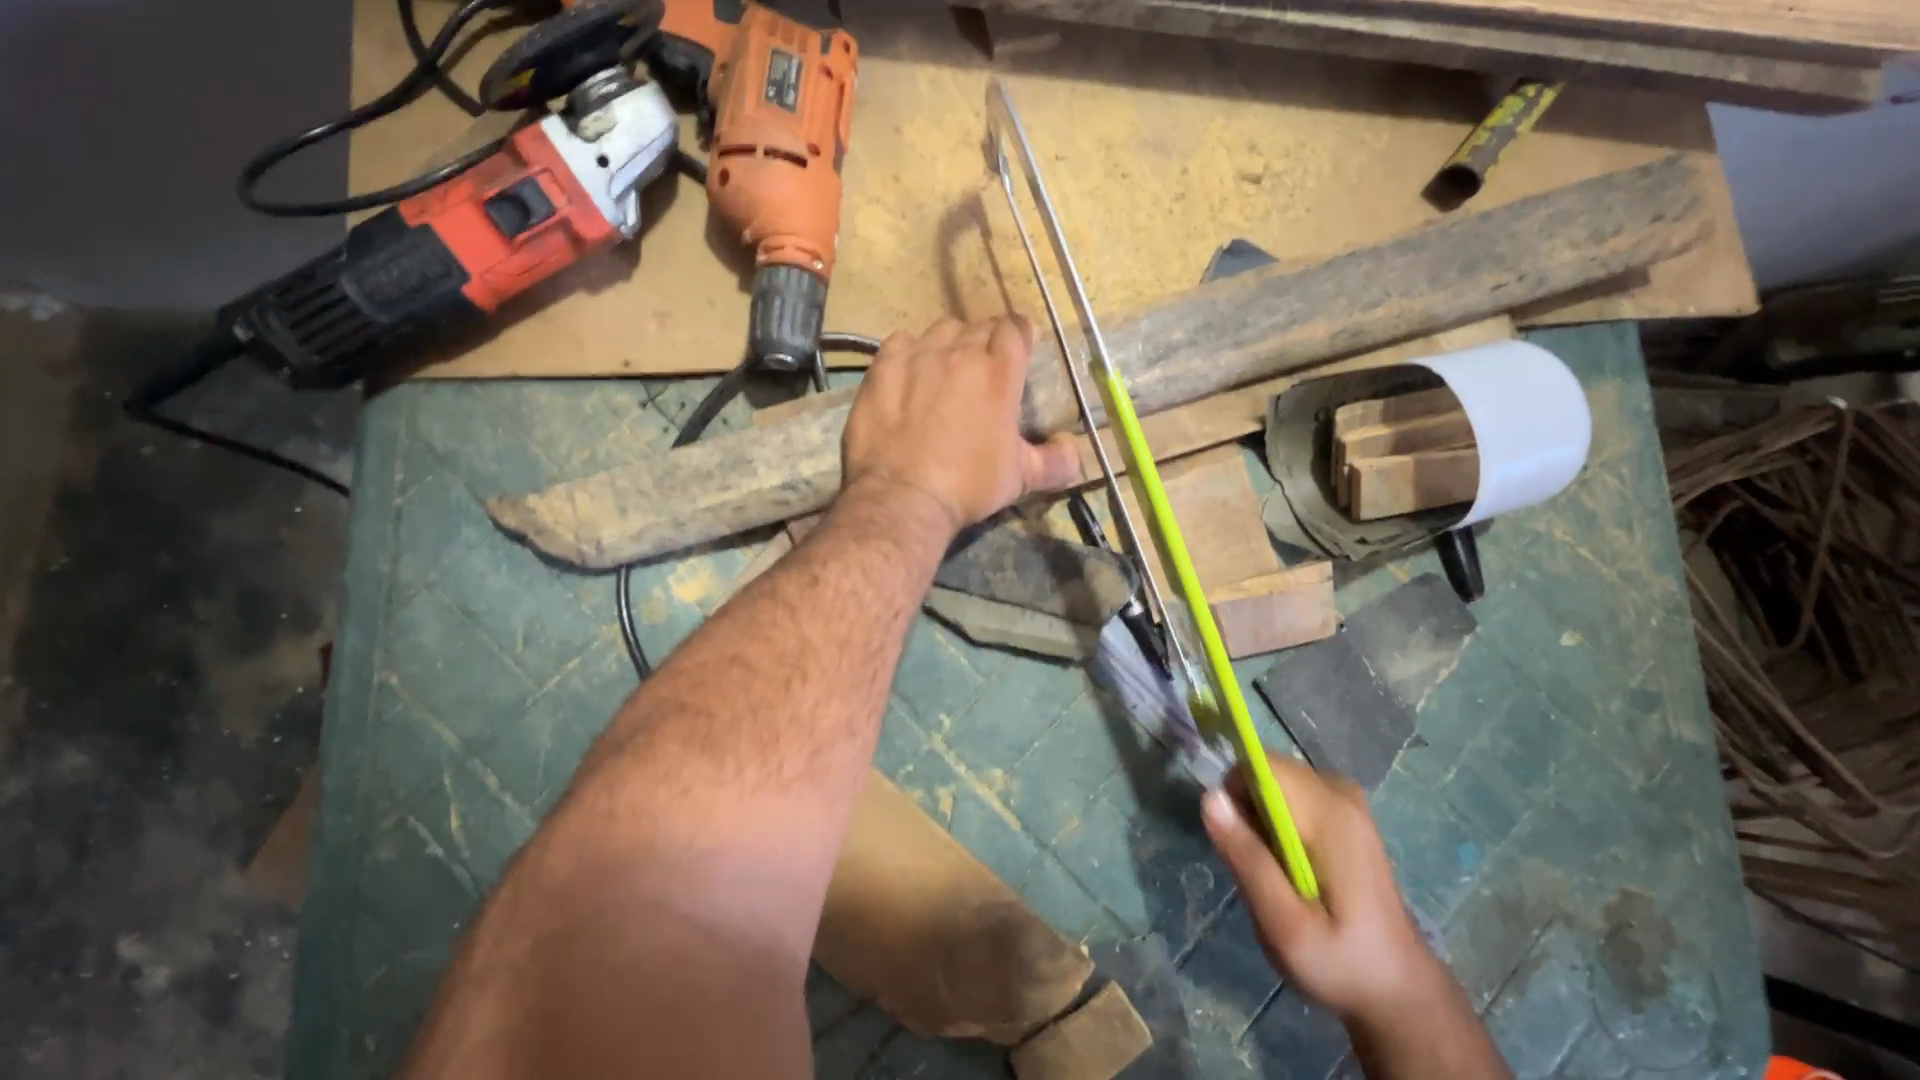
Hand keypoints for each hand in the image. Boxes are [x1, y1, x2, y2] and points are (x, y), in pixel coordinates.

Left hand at [841, 316, 1080, 532]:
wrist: (902, 496)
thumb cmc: (968, 486)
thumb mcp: (1020, 478)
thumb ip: (1054, 462)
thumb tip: (1075, 452)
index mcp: (999, 372)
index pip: (1015, 328)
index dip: (1019, 335)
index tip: (1018, 350)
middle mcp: (960, 352)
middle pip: (978, 327)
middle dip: (984, 342)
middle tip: (982, 370)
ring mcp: (918, 356)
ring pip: (940, 331)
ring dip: (948, 344)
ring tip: (944, 370)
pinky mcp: (882, 367)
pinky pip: (900, 343)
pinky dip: (908, 353)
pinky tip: (907, 375)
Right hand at [1201, 754, 1442, 1022]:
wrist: (1396, 986)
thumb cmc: (1338, 961)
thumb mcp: (1283, 924)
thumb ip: (1247, 858)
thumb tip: (1210, 797)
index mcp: (1330, 816)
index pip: (1263, 765)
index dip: (1235, 793)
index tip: (1234, 841)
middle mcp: (1341, 794)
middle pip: (1269, 771)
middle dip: (1246, 809)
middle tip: (1254, 867)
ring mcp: (1347, 802)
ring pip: (1278, 783)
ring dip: (1259, 819)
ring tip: (1272, 872)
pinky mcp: (1346, 814)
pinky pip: (1293, 796)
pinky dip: (1277, 823)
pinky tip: (1288, 866)